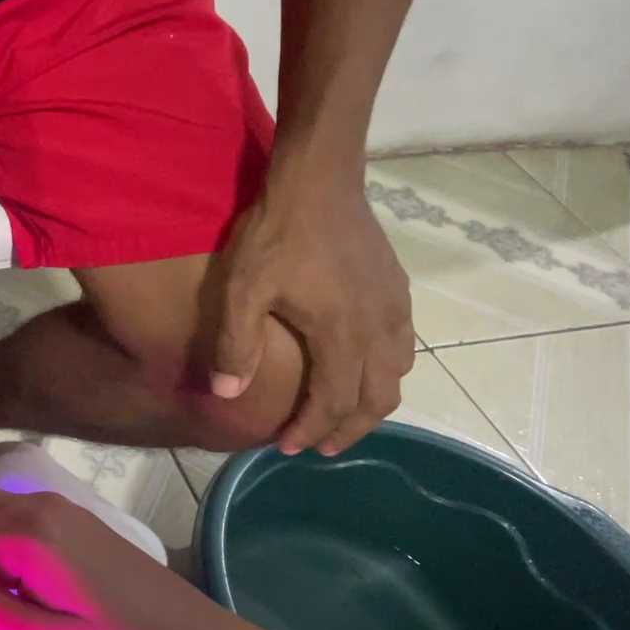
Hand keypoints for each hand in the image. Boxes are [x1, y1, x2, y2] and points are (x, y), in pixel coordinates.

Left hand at [213, 153, 414, 455]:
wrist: (318, 181)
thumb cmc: (275, 235)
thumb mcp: (242, 289)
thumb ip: (236, 344)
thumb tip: (227, 394)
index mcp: (343, 335)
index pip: (333, 402)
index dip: (310, 431)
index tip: (285, 448)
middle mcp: (381, 328)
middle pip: (376, 398)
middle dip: (346, 429)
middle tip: (317, 447)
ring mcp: (395, 307)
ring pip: (396, 374)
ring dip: (369, 404)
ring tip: (337, 417)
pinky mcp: (397, 288)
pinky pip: (402, 347)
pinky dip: (382, 374)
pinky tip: (357, 370)